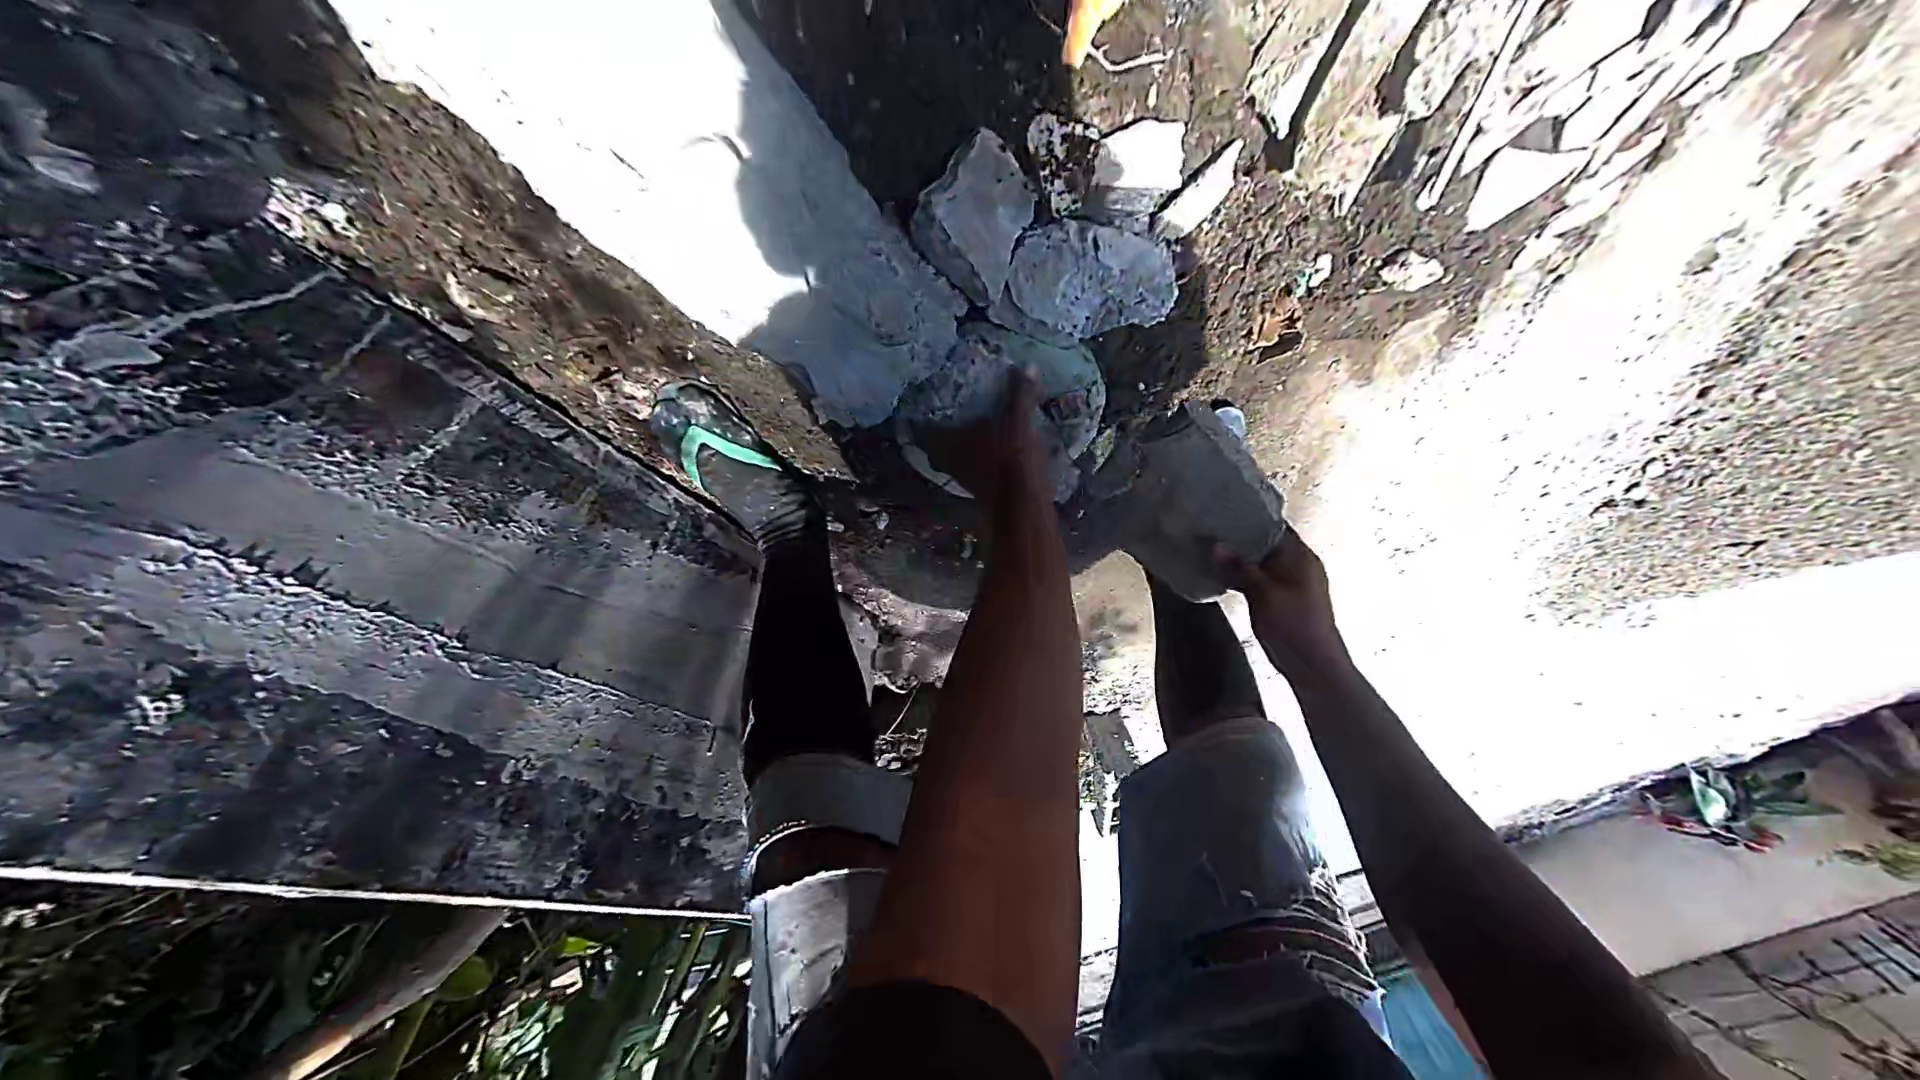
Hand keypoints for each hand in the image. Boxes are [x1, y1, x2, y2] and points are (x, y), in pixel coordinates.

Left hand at [919, 369, 1051, 508]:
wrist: (1023, 506)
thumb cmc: (1011, 457)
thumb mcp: (1019, 419)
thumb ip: (1020, 392)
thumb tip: (1026, 365)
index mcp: (946, 441)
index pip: (918, 429)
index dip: (915, 419)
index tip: (915, 407)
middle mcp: (947, 461)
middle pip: (932, 445)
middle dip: (936, 431)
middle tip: (943, 414)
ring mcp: (961, 478)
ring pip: (949, 458)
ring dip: (955, 446)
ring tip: (966, 429)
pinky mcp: (977, 489)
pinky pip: (966, 467)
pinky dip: (971, 457)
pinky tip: (986, 449)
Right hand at [1214, 528, 1349, 675]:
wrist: (1313, 665)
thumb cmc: (1293, 625)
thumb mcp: (1263, 594)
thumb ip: (1240, 569)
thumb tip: (1216, 546)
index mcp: (1301, 556)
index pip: (1275, 526)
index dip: (1250, 517)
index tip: (1221, 511)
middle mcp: (1298, 564)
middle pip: (1266, 542)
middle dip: (1240, 536)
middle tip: (1208, 528)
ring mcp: (1290, 582)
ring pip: (1260, 561)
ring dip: (1240, 556)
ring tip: (1209, 548)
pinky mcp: (1281, 598)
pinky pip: (1259, 577)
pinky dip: (1242, 573)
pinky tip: (1221, 573)